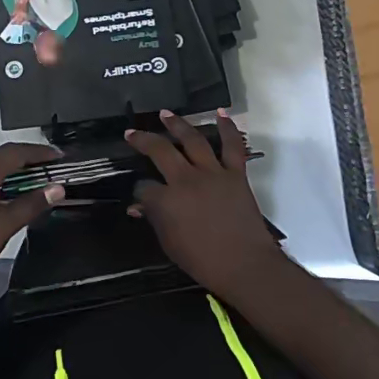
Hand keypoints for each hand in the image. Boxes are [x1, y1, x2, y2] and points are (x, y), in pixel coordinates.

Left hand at [0, 142, 65, 259]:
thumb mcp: (5, 224)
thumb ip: (32, 204)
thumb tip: (58, 188)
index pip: (16, 153)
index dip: (39, 153)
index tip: (59, 157)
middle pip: (3, 154)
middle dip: (28, 157)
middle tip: (50, 165)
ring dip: (14, 166)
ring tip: (36, 175)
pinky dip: (2, 175)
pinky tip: (13, 187)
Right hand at [128, 109, 283, 292]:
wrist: (245, 265)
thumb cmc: (203, 260)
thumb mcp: (169, 243)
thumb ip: (154, 219)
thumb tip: (138, 207)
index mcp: (166, 200)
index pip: (144, 187)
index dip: (139, 191)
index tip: (139, 196)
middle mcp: (186, 180)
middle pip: (160, 151)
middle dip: (143, 140)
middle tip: (132, 133)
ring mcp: (213, 173)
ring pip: (193, 140)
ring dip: (177, 124)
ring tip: (165, 114)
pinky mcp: (235, 174)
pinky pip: (232, 146)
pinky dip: (227, 128)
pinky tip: (220, 113)